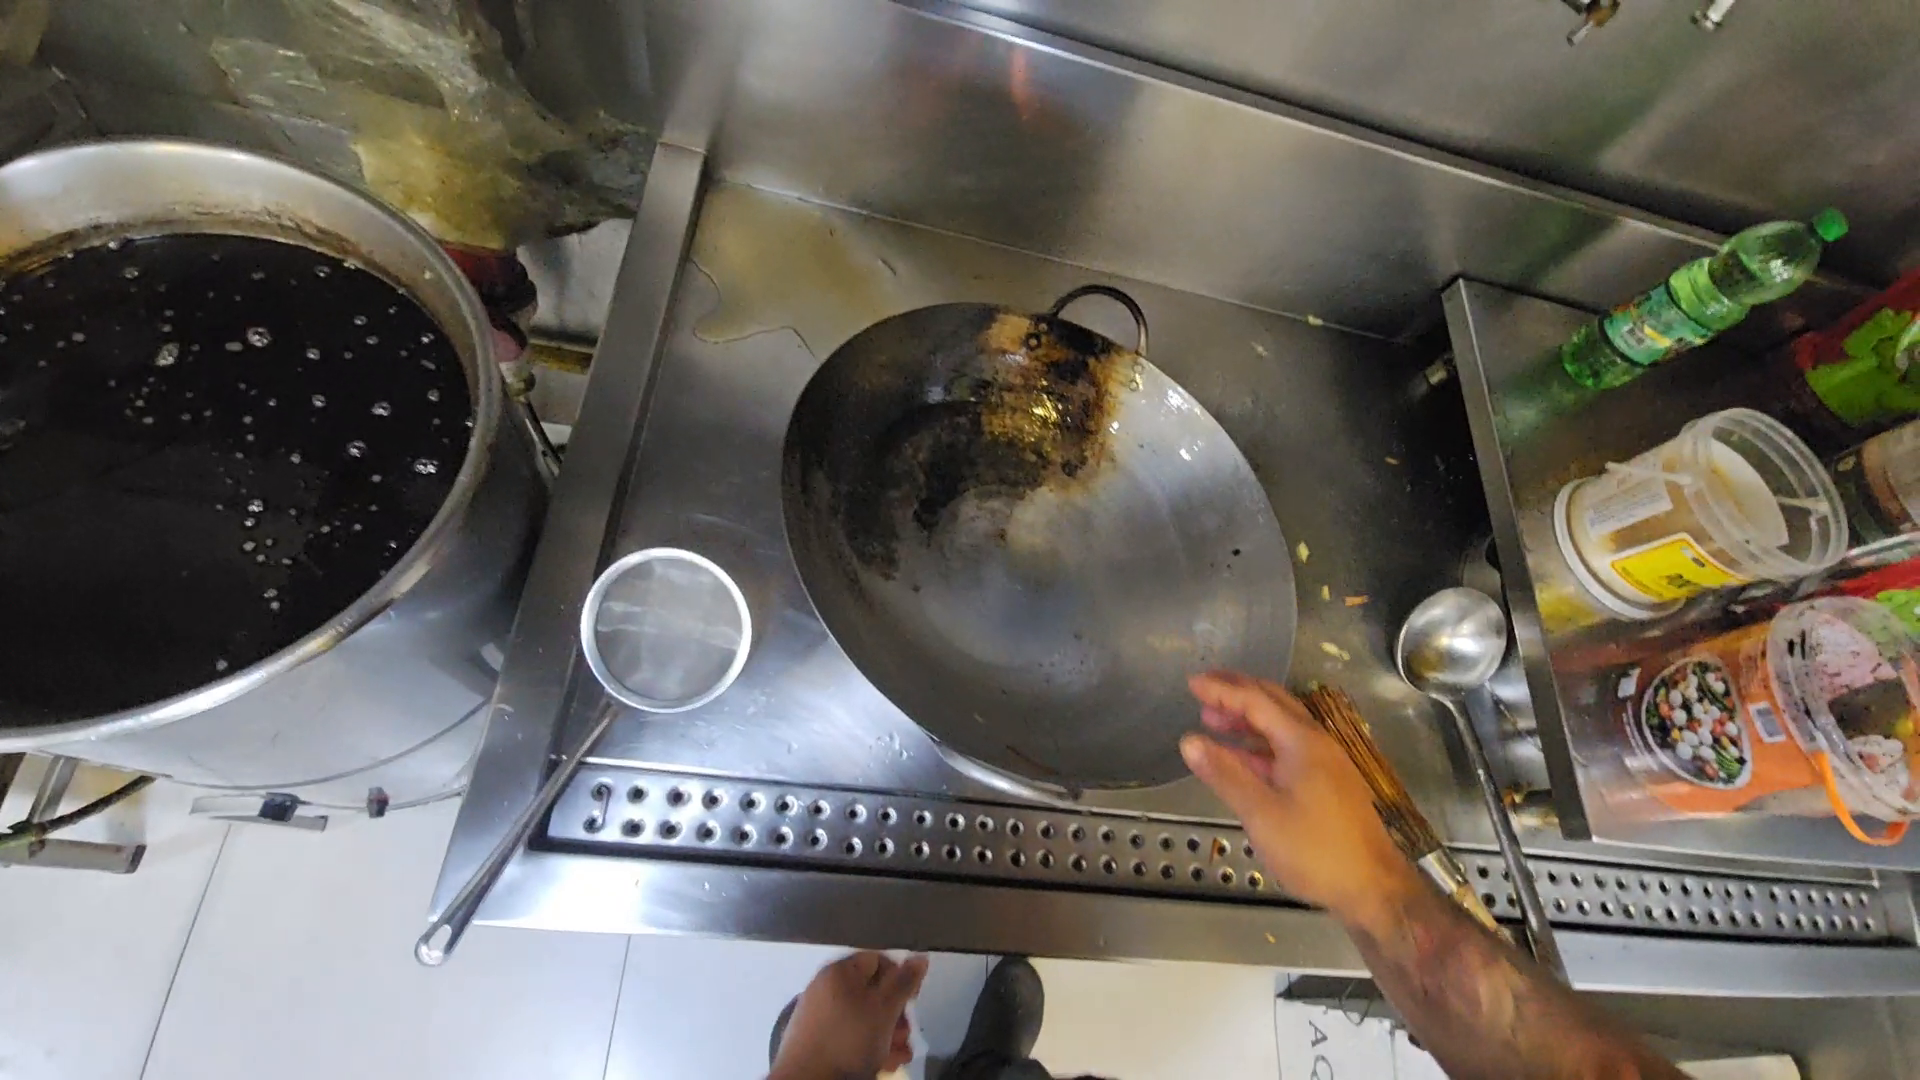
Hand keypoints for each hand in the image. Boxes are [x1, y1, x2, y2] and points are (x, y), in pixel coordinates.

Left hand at [770, 951, 927, 1079]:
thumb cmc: (848, 1039)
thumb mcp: (883, 1009)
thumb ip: (904, 982)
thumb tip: (920, 957)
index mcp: (840, 971)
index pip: (878, 960)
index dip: (900, 977)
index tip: (913, 1001)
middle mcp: (826, 988)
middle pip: (872, 993)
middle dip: (896, 1015)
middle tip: (906, 1035)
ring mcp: (818, 1017)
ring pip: (862, 1019)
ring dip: (886, 1035)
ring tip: (899, 1055)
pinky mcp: (814, 1043)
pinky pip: (847, 1036)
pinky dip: (866, 1046)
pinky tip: (882, 1064)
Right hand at [1181, 672, 1421, 930]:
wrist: (1374, 891)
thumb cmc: (1316, 850)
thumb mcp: (1261, 814)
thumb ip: (1224, 774)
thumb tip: (1188, 741)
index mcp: (1302, 742)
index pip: (1256, 701)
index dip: (1222, 690)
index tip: (1192, 683)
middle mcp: (1315, 744)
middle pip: (1273, 703)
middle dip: (1236, 692)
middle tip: (1203, 689)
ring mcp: (1324, 764)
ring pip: (1279, 726)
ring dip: (1246, 719)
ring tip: (1212, 720)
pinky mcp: (1326, 784)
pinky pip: (1285, 748)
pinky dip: (1257, 744)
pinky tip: (1239, 757)